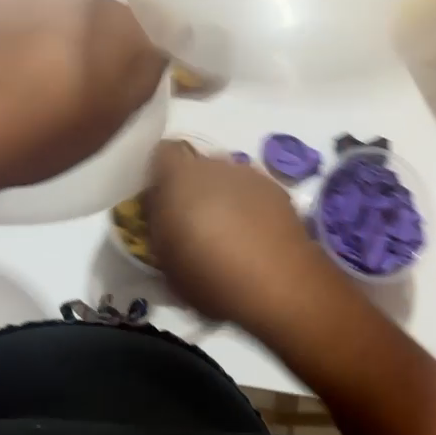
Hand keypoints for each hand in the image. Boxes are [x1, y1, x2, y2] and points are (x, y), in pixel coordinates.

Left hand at [0, 0, 166, 188]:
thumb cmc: (45, 134)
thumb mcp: (111, 121)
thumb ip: (141, 79)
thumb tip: (154, 55)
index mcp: (123, 28)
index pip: (155, 28)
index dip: (146, 52)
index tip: (134, 77)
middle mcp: (86, 0)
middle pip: (107, 19)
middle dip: (102, 43)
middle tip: (85, 82)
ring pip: (65, 15)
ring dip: (61, 38)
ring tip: (37, 76)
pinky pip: (25, 14)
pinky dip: (24, 34)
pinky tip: (5, 66)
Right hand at [142, 140, 336, 326]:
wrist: (278, 282)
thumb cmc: (210, 274)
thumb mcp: (164, 258)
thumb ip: (157, 222)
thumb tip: (159, 206)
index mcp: (182, 176)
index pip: (163, 152)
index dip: (159, 174)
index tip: (159, 201)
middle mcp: (217, 165)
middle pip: (197, 164)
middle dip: (192, 186)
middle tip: (191, 221)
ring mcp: (251, 174)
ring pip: (227, 176)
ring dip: (222, 194)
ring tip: (227, 231)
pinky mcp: (278, 189)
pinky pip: (253, 189)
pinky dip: (249, 204)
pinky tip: (253, 234)